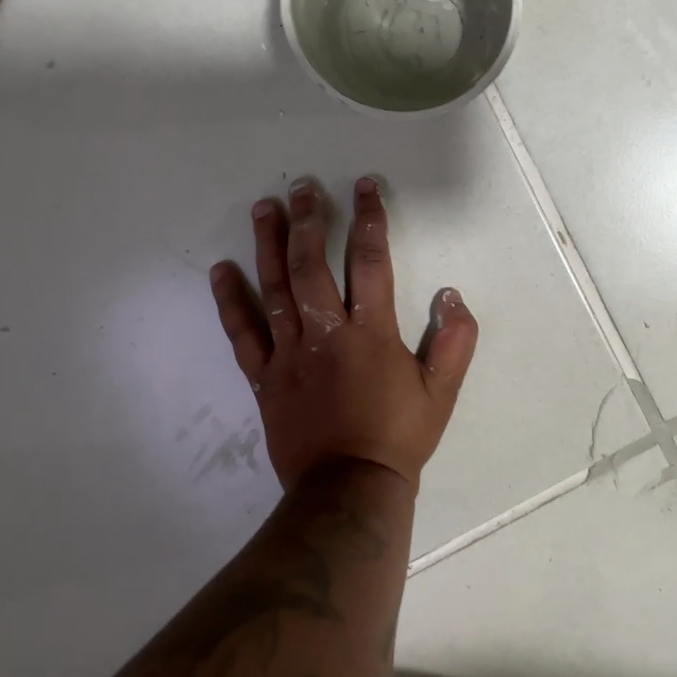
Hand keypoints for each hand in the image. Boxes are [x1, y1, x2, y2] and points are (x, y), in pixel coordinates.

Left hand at [208, 176, 478, 489]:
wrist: (349, 489)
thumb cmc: (399, 436)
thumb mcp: (443, 391)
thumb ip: (454, 341)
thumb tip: (451, 294)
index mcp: (371, 333)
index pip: (371, 261)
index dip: (369, 219)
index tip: (364, 187)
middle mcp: (326, 333)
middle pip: (311, 266)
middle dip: (308, 221)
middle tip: (303, 187)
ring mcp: (289, 354)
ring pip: (274, 290)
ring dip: (268, 245)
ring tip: (264, 207)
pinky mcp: (265, 378)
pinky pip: (243, 334)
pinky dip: (230, 301)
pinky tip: (222, 271)